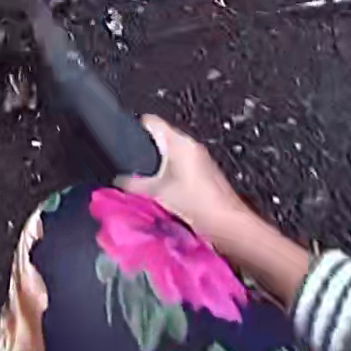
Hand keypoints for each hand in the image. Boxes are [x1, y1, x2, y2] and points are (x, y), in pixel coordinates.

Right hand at [117, 115, 254, 245]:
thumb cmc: (197, 206)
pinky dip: (174, 176)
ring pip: (173, 154)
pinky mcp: (208, 175)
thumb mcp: (156, 194)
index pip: (151, 121)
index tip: (124, 139)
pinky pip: (184, 167)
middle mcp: (192, 145)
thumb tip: (118, 181)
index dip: (134, 127)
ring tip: (149, 184)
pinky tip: (169, 195)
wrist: (232, 229)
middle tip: (134, 168)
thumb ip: (133, 185)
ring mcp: (202, 159)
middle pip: (161, 139)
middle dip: (146, 152)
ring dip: (161, 167)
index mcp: (179, 142)